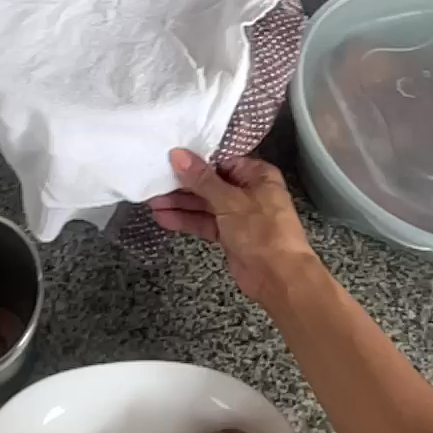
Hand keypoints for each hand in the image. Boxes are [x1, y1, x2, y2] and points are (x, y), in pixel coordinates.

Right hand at [148, 148, 321, 306]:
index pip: (221, 159)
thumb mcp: (229, 200)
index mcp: (256, 174)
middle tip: (155, 181)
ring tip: (152, 201)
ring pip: (204, 203)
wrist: (279, 278)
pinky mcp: (229, 234)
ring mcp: (237, 214)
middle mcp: (247, 190)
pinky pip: (204, 222)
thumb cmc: (262, 231)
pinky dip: (186, 220)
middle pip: (209, 182)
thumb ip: (201, 178)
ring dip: (180, 203)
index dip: (195, 159)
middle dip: (182, 184)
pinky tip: (163, 218)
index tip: (169, 156)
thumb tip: (178, 154)